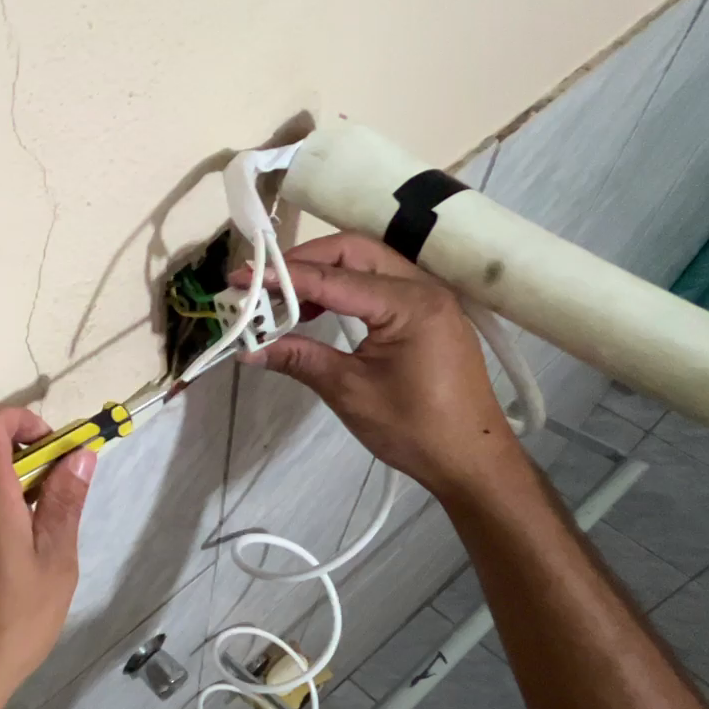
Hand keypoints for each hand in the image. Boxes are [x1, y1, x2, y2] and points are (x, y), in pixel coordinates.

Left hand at [0, 407, 94, 708]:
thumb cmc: (14, 623)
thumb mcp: (56, 563)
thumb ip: (64, 503)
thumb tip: (79, 454)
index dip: (20, 418)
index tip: (53, 444)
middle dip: (29, 459)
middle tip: (64, 496)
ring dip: (15, 491)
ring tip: (47, 537)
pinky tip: (19, 558)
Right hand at [241, 233, 526, 500]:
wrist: (468, 457)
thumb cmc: (413, 428)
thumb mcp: (348, 391)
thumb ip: (299, 359)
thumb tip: (248, 350)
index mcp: (409, 305)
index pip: (333, 278)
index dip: (283, 276)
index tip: (240, 277)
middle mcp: (422, 288)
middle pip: (353, 251)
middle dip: (302, 261)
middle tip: (260, 283)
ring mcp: (426, 298)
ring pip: (364, 263)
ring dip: (320, 272)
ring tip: (281, 298)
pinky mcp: (423, 313)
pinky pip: (375, 283)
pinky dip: (340, 287)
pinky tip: (314, 310)